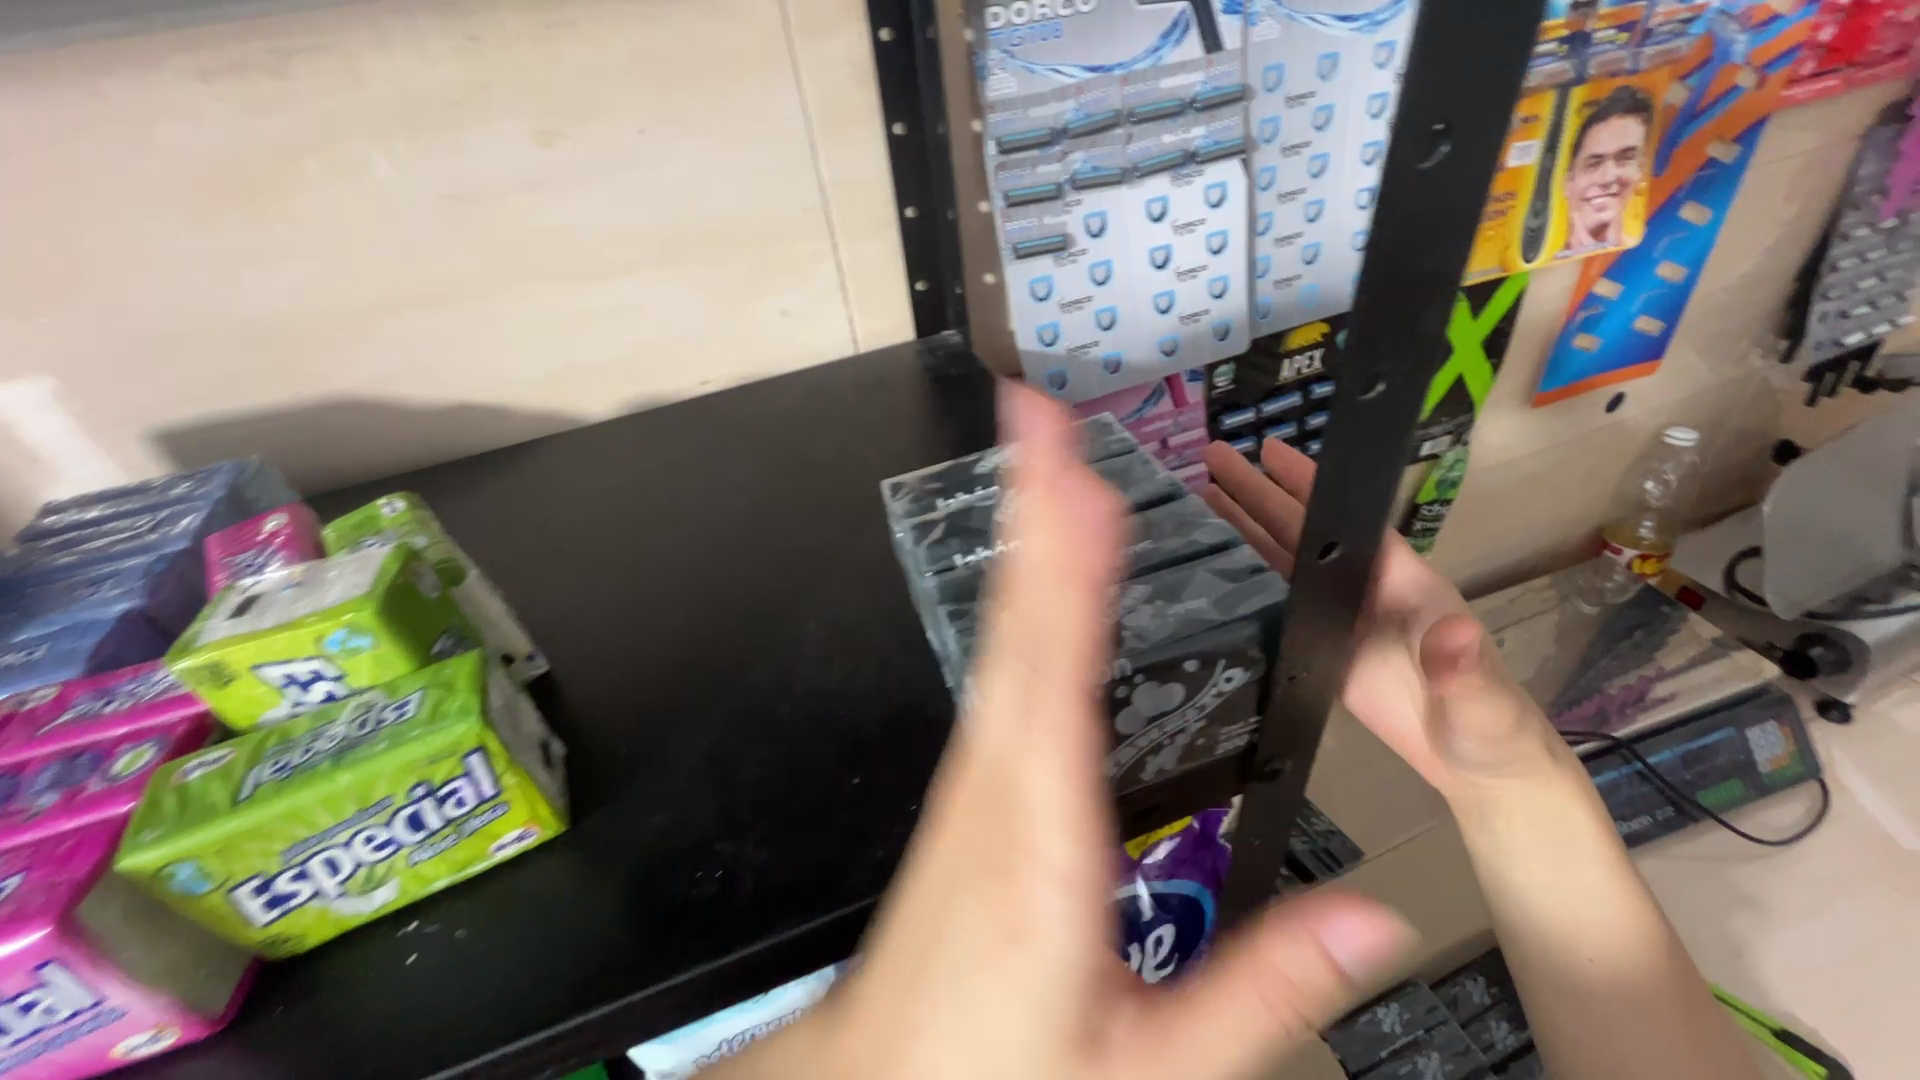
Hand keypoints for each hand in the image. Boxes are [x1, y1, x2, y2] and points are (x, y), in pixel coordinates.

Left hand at [717, 387, 1413, 1079]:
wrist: (886, 1077)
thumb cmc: (992, 1063)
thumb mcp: (1148, 1062)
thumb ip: (1264, 987)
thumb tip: (1369, 923)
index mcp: (1045, 829)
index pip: (1057, 660)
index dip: (1062, 552)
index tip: (1063, 465)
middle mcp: (999, 775)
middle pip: (1022, 617)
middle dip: (1033, 506)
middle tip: (1037, 416)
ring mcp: (976, 769)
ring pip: (1005, 630)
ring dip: (1027, 540)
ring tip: (1046, 462)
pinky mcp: (972, 779)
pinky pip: (1000, 665)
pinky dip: (1021, 601)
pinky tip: (1038, 573)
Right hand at [1201, 438, 1571, 800]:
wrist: (1474, 766)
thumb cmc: (1489, 726)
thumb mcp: (1482, 698)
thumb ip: (1464, 667)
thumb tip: (1451, 630)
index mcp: (1401, 582)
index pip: (1349, 522)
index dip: (1310, 485)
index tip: (1272, 452)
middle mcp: (1362, 589)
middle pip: (1302, 531)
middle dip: (1260, 492)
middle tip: (1215, 456)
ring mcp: (1336, 617)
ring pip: (1283, 559)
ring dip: (1245, 525)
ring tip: (1203, 492)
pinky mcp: (1317, 646)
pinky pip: (1276, 601)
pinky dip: (1246, 575)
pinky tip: (1214, 559)